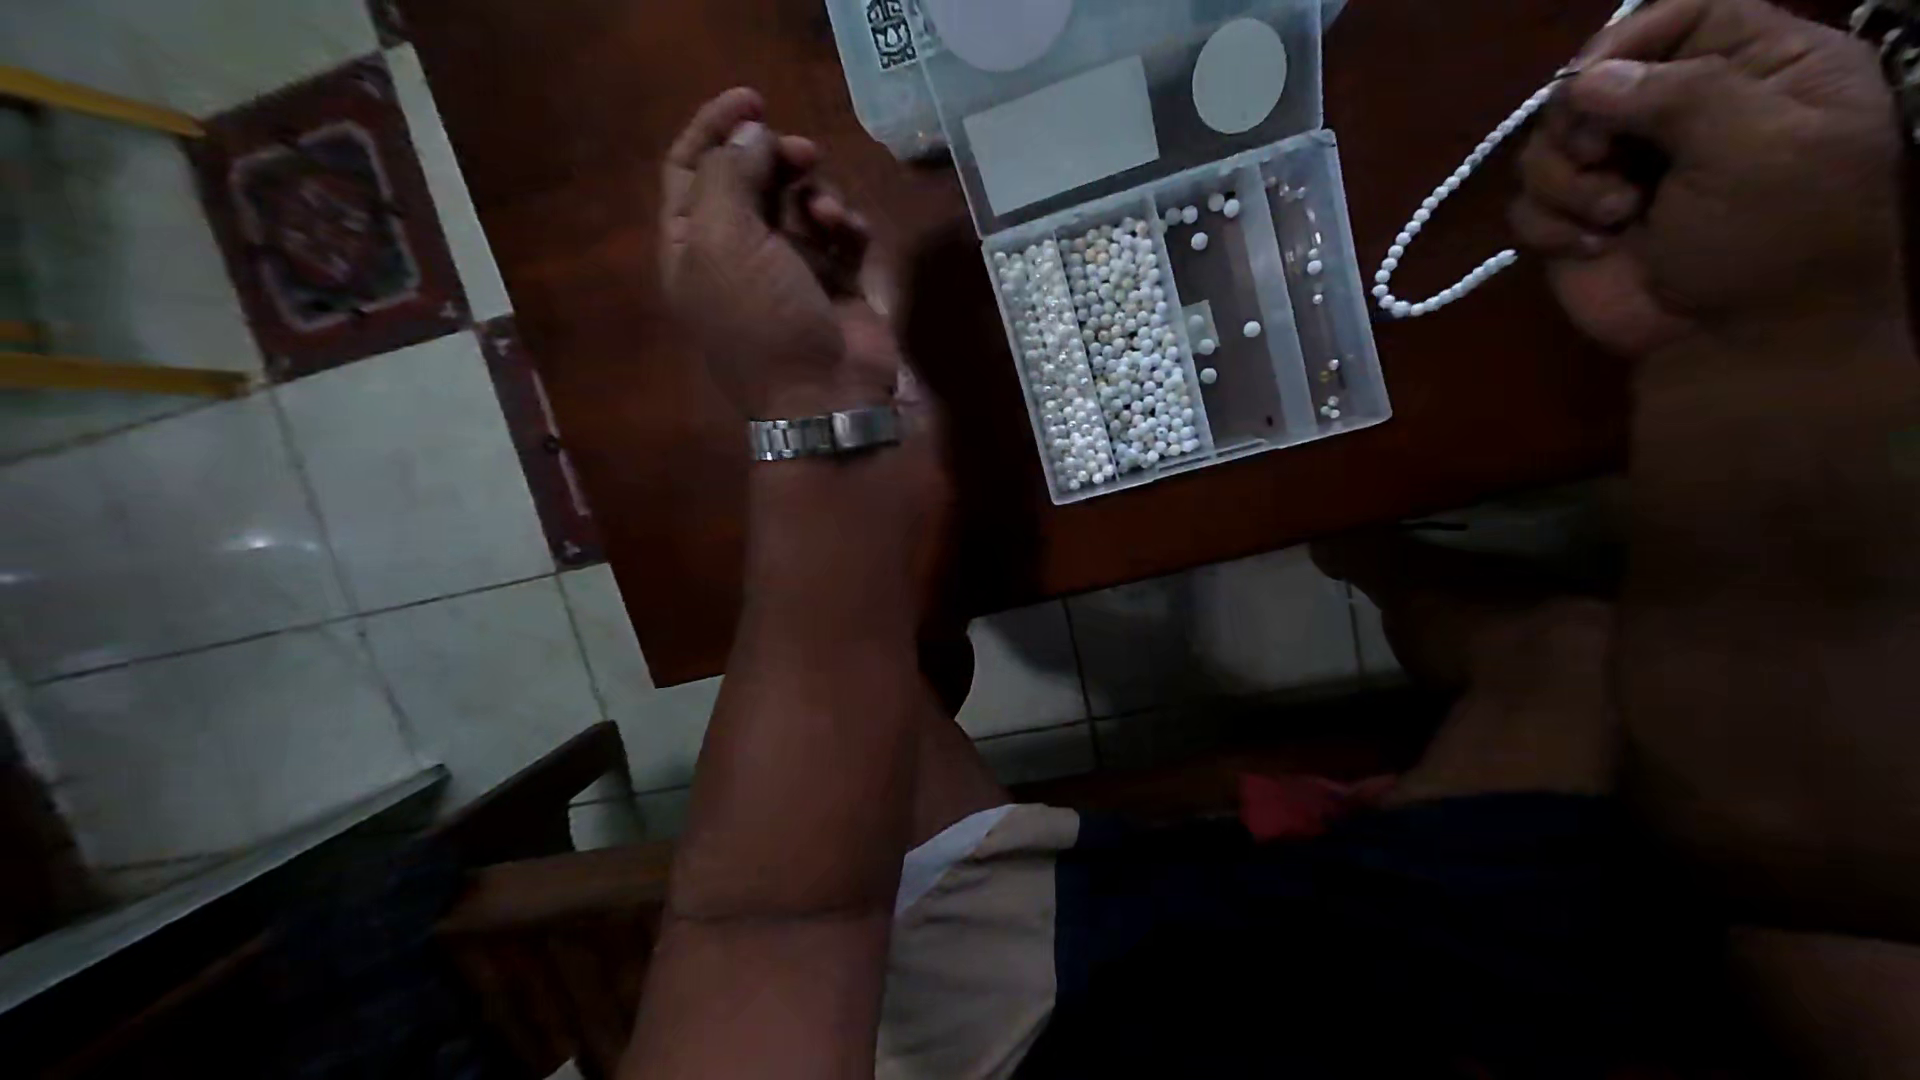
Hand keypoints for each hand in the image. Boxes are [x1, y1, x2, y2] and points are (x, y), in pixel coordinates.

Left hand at [661, 88, 898, 416]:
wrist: (824, 395)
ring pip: (798, 203)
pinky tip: (851, 234)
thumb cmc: (764, 320)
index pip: (691, 170)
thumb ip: (729, 175)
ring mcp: (789, 272)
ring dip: (814, 194)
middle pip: (749, 181)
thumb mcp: (724, 242)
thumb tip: (753, 135)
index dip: (716, 128)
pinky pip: (839, 237)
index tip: (753, 98)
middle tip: (803, 151)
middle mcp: (737, 256)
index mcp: (692, 248)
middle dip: (774, 157)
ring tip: (827, 211)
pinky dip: (846, 227)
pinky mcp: (835, 285)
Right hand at [1510, 0, 1904, 357]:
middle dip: (1579, 126)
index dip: (1627, 38)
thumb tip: (1585, 79)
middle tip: (1600, 158)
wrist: (1730, 336)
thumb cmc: (1775, 235)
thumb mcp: (1760, 145)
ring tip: (1612, 216)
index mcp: (1752, 72)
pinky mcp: (1571, 224)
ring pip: (1544, 148)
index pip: (1682, 15)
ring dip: (1564, 184)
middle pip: (1590, 84)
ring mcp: (1616, 173)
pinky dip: (1549, 227)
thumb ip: (1683, 95)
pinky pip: (1526, 207)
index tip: (1589, 83)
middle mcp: (1674, 116)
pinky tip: (1590, 246)